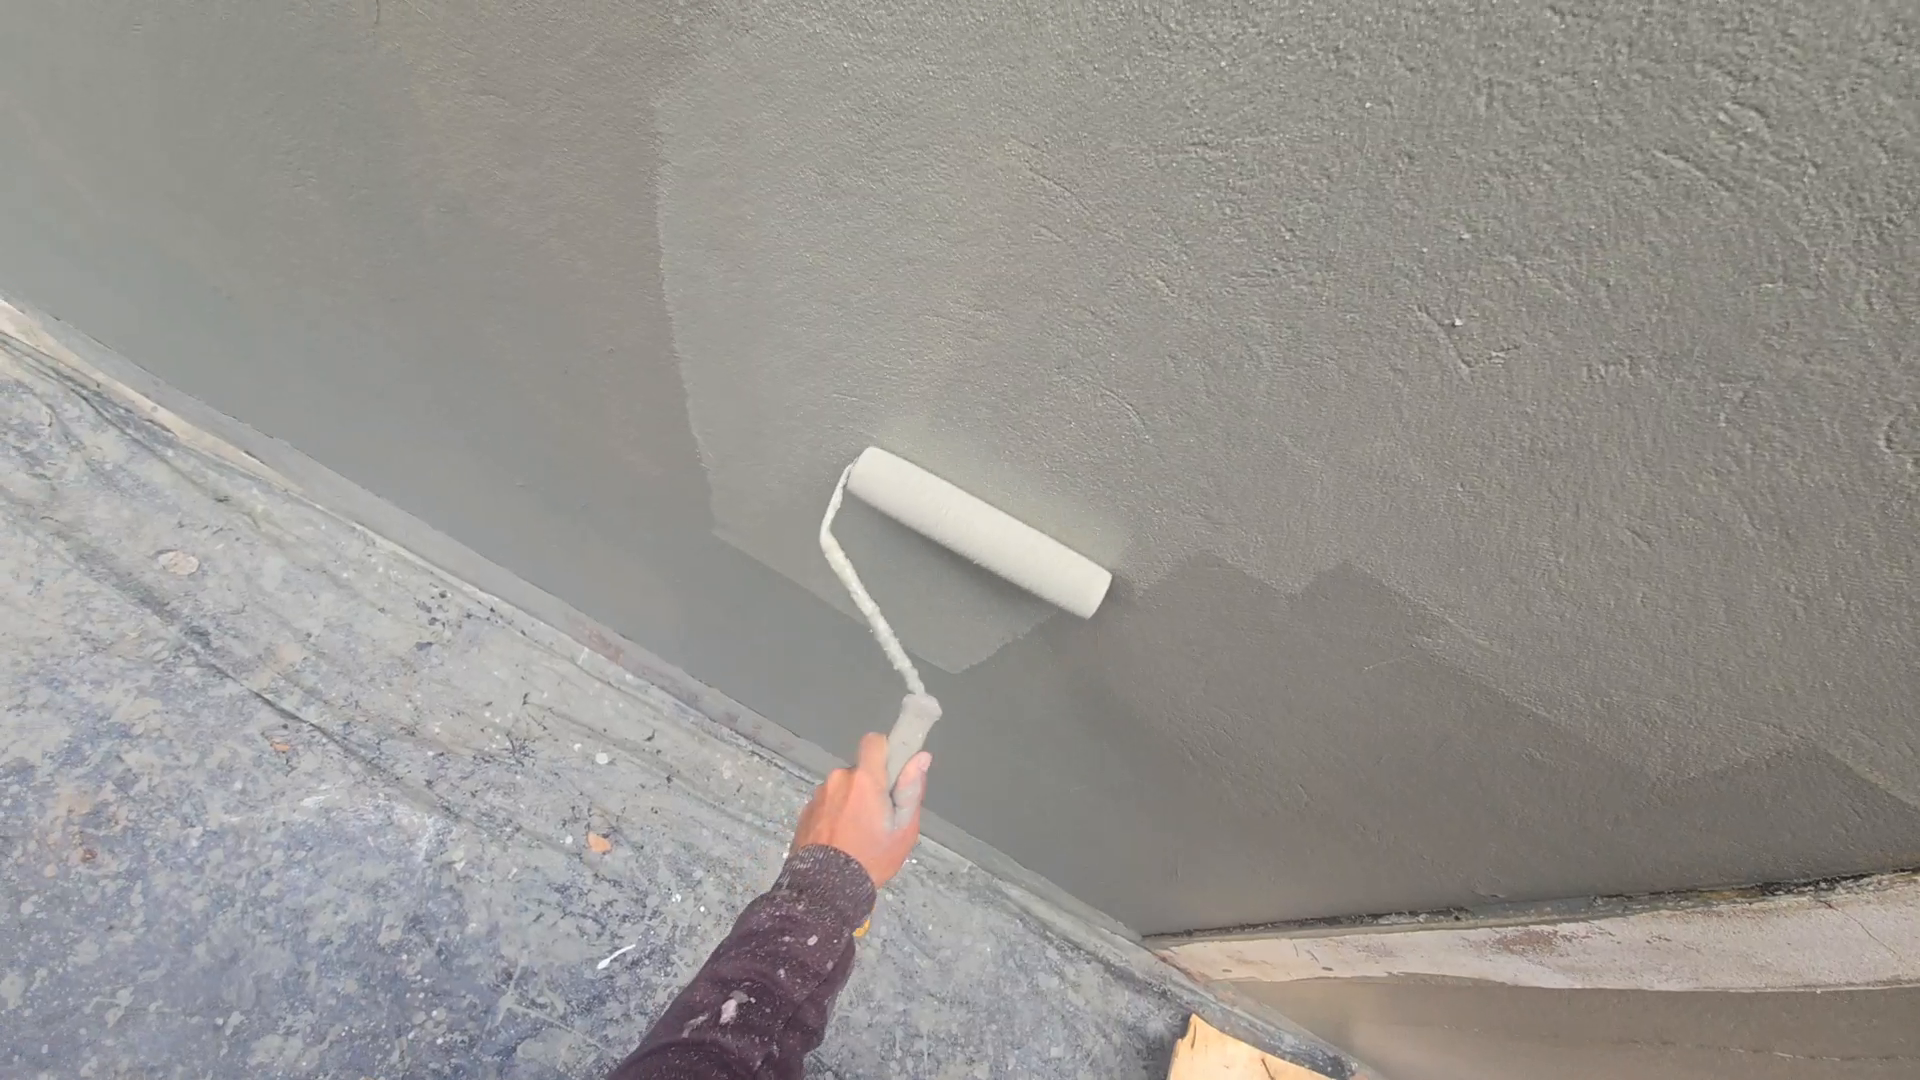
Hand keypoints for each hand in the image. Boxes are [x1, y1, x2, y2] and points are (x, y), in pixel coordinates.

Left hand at [791, 733, 930, 887]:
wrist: (824, 890)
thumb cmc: (871, 857)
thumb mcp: (903, 829)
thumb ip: (912, 789)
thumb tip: (921, 756)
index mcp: (864, 779)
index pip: (874, 742)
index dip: (885, 751)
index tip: (892, 772)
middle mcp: (838, 779)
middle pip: (859, 771)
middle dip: (869, 787)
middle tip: (877, 819)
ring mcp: (818, 795)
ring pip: (842, 789)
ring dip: (850, 802)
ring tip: (856, 836)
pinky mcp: (805, 812)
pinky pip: (827, 804)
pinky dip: (834, 816)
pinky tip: (839, 841)